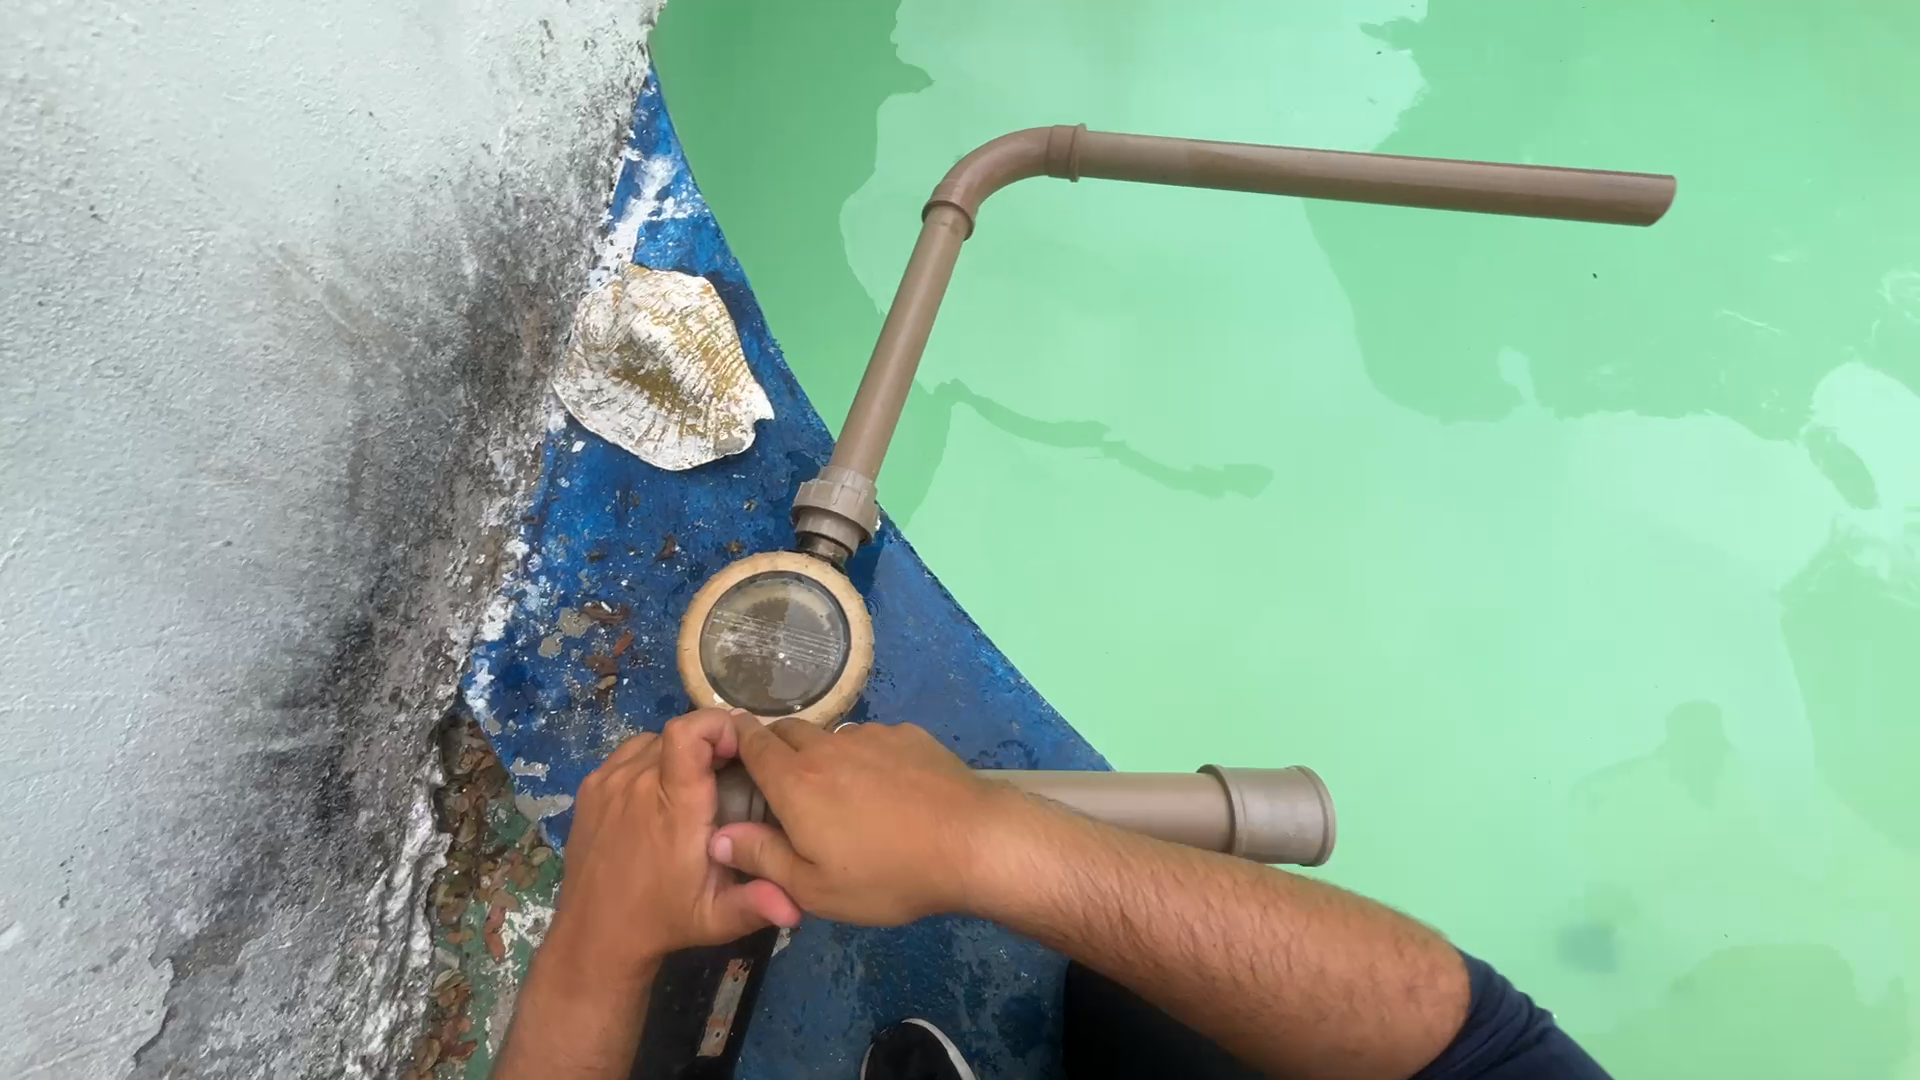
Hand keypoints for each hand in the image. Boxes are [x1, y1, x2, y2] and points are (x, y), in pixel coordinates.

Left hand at [541, 709, 801, 985]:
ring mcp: (609, 782)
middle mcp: (639, 783)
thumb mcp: (718, 918)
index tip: (738, 749)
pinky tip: (662, 788)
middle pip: (680, 731)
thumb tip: (797, 909)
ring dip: (680, 752)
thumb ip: (758, 903)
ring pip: (656, 738)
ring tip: (695, 781)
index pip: (689, 732)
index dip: (718, 725)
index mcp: (675, 805)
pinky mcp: (591, 787)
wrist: (595, 937)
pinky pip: (630, 751)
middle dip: (708, 744)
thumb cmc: (664, 920)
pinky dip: (652, 759)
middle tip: (726, 774)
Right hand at [708, 714, 1029, 924]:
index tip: (730, 743)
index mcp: (797, 781)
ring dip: (826, 754)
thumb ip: (762, 857)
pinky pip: (874, 739)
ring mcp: (874, 735)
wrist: (969, 842)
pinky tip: (890, 787)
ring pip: (835, 736)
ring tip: (843, 791)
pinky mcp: (910, 734)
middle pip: (791, 731)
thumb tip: (718, 834)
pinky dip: (868, 756)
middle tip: (783, 780)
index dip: (738, 738)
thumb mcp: (815, 887)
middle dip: (778, 746)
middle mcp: (830, 746)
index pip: (754, 742)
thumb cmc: (886, 874)